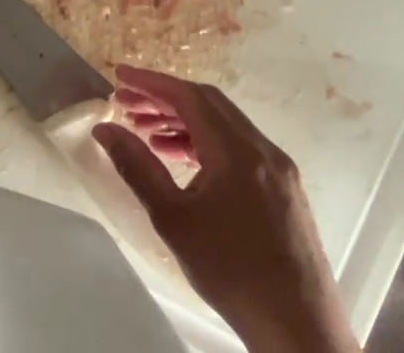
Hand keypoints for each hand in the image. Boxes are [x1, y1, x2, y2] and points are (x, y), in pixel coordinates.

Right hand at [93, 66, 360, 352]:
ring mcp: (279, 173)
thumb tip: (104, 128)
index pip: (191, 97)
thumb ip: (136, 166)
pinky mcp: (284, 192)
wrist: (298, 327)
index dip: (151, 82)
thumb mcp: (171, 217)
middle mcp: (265, 153)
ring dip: (182, 121)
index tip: (118, 76)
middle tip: (124, 102)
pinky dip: (204, 142)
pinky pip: (238, 149)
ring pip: (224, 127)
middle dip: (164, 98)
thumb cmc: (230, 269)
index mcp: (239, 153)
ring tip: (144, 132)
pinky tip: (179, 160)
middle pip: (210, 105)